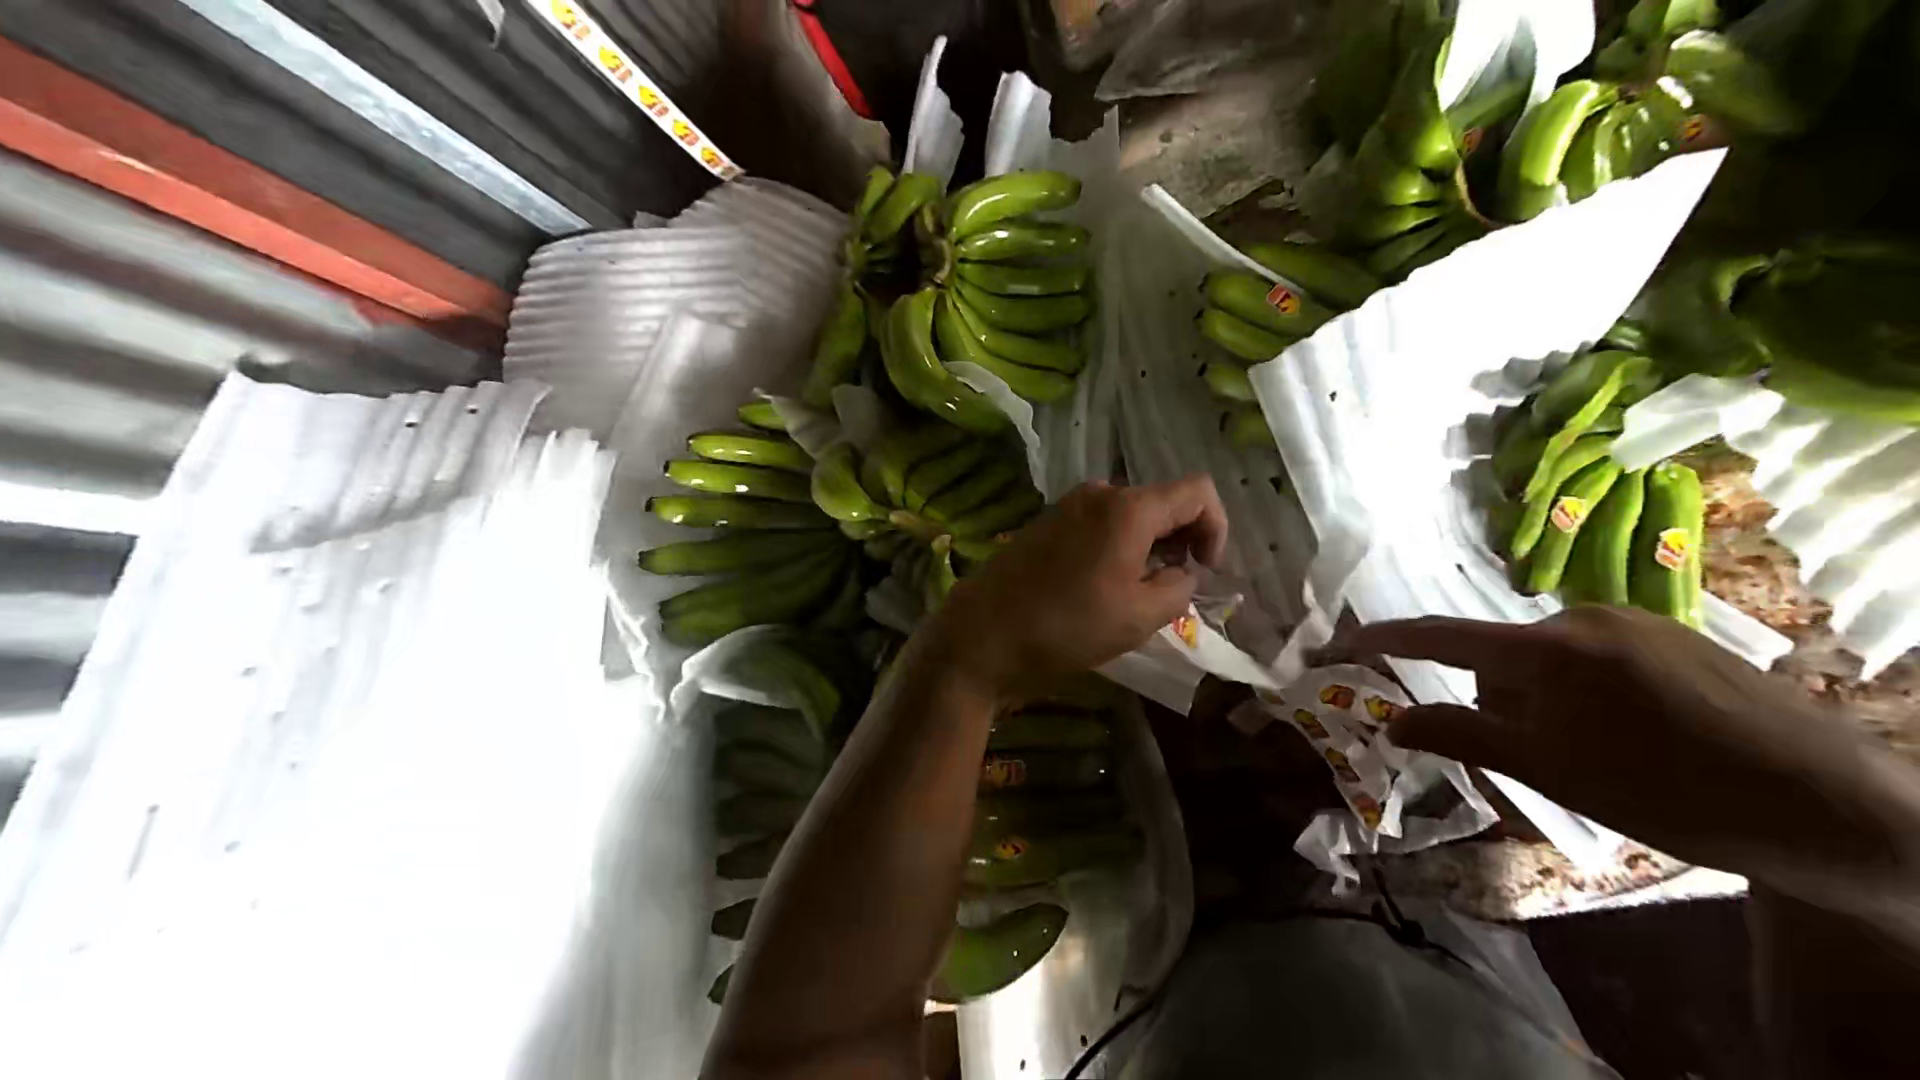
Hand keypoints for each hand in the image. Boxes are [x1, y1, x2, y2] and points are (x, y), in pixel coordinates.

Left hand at [927, 475, 1228, 700]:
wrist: (984, 633)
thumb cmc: (1067, 626)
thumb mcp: (1140, 617)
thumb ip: (1179, 587)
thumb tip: (1181, 572)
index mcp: (1128, 508)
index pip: (1197, 492)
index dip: (1216, 527)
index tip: (1207, 569)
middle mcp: (1098, 493)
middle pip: (1162, 501)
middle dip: (1181, 538)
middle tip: (1175, 584)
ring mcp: (1067, 505)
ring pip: (1129, 514)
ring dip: (1148, 545)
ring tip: (1139, 590)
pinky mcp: (1046, 523)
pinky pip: (1099, 523)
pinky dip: (1117, 545)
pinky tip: (1104, 583)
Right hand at [1335, 606, 1919, 911]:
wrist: (1841, 810)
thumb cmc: (1672, 794)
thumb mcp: (1550, 771)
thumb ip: (1461, 735)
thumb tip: (1390, 722)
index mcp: (1549, 649)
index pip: (1443, 635)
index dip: (1388, 637)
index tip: (1346, 639)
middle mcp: (1584, 618)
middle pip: (1501, 655)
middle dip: (1499, 698)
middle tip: (1534, 754)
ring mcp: (1635, 621)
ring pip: (1547, 657)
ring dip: (1543, 697)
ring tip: (1596, 752)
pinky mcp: (1675, 634)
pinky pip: (1593, 654)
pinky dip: (1584, 689)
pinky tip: (1634, 733)